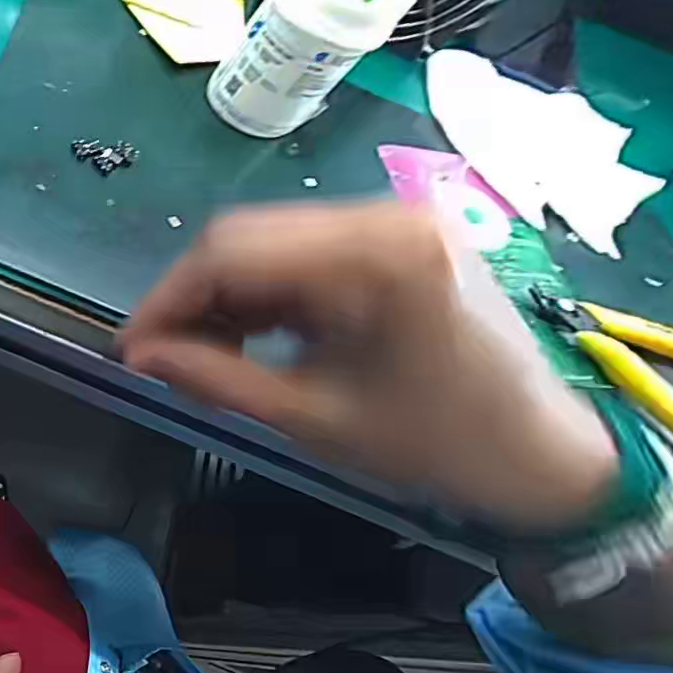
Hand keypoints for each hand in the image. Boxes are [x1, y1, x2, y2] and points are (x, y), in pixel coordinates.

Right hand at [120, 200, 619, 530]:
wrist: (543, 454)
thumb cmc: (433, 443)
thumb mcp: (305, 416)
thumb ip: (209, 378)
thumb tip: (136, 356)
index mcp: (374, 259)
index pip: (226, 256)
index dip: (161, 302)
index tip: (128, 349)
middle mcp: (383, 219)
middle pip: (235, 238)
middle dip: (183, 298)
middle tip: (157, 352)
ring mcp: (388, 224)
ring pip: (254, 243)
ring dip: (212, 297)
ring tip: (197, 350)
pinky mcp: (384, 241)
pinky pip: (286, 254)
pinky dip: (247, 294)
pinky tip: (239, 334)